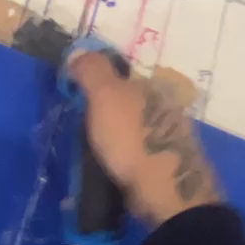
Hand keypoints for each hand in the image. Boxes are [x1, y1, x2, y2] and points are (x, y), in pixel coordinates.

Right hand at [68, 51, 222, 225]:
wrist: (165, 193)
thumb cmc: (132, 139)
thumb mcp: (105, 97)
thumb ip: (91, 71)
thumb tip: (78, 51)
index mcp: (155, 87)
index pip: (122, 77)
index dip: (96, 86)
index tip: (75, 103)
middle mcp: (167, 109)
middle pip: (127, 105)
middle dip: (104, 115)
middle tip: (79, 132)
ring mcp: (169, 139)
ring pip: (132, 132)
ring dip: (112, 141)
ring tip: (89, 156)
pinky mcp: (165, 167)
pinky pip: (135, 157)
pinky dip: (120, 161)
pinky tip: (107, 171)